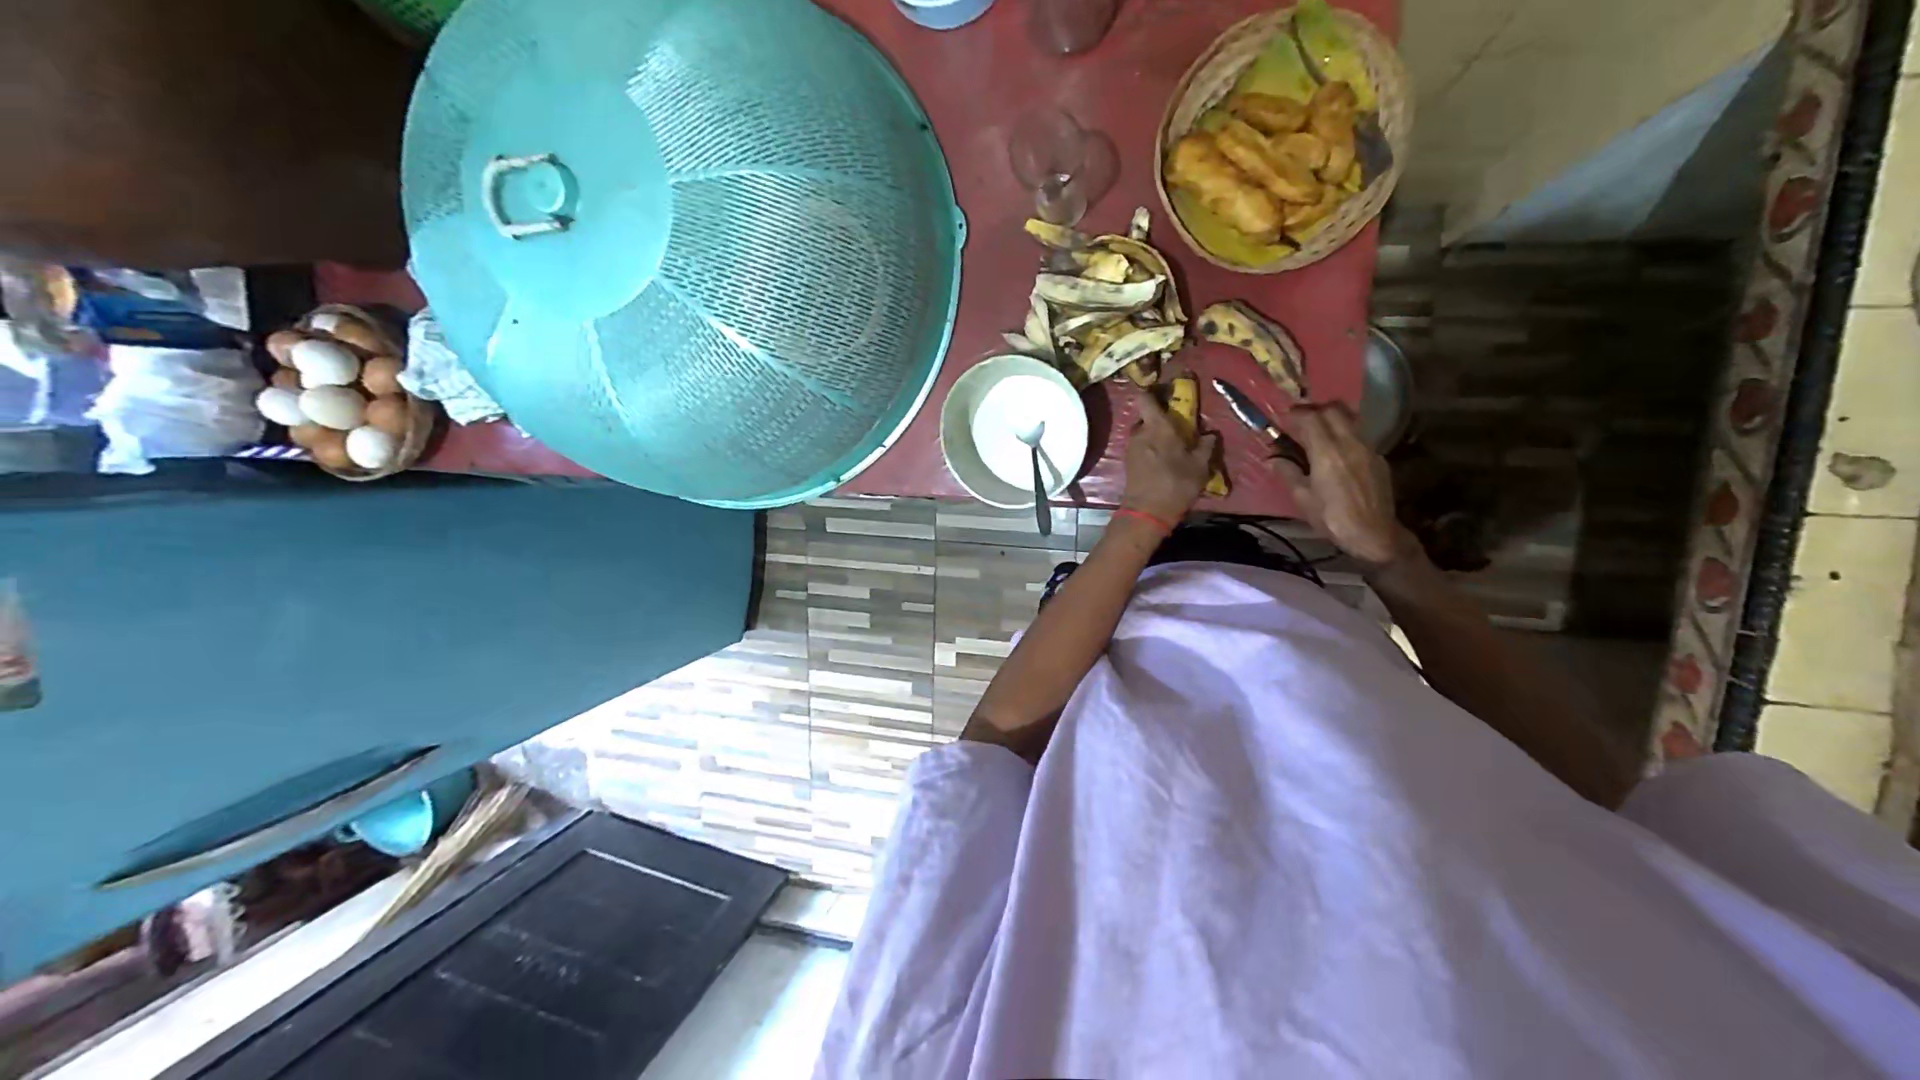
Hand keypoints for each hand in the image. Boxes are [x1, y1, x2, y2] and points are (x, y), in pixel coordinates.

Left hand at [1122, 390, 1217, 523]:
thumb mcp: (1200, 465)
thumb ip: (1205, 446)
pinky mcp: (1128, 462)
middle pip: (1147, 416)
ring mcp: (1131, 448)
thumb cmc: (1176, 484)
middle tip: (1178, 427)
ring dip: (1156, 436)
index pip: (1145, 397)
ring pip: (1144, 433)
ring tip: (1173, 447)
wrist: (1147, 512)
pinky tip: (1164, 461)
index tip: (1167, 392)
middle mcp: (1139, 432)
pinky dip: (1151, 449)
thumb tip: (1210, 435)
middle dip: (1160, 419)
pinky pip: (1141, 448)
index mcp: (1156, 426)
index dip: (1154, 391)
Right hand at [1269, 404, 1412, 566]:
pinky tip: (1337, 449)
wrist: (1374, 533)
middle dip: (1316, 409)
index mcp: (1327, 452)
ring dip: (1332, 418)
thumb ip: (1288, 472)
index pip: (1312, 418)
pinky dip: (1345, 433)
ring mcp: (1368, 448)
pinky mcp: (1378, 458)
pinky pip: (1359, 435)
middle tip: (1301, 418)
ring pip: (1350, 419)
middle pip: (1334, 410)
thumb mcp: (1302, 498)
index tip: (1285, 415)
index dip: (1297, 413)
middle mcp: (1350, 443)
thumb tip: (1273, 459)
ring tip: (1319, 429)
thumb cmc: (1331, 518)